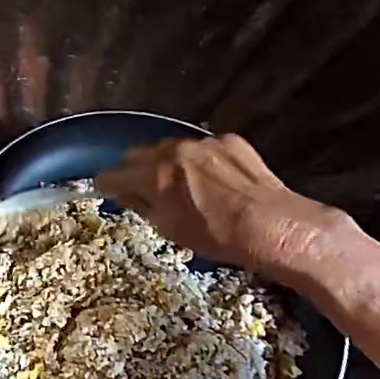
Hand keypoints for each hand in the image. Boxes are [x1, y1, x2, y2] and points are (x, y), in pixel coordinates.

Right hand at [97, 134, 348, 278]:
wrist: (274, 226)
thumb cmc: (219, 237)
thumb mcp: (170, 229)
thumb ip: (142, 206)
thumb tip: (126, 195)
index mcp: (156, 176)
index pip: (115, 174)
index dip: (107, 183)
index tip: (105, 188)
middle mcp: (176, 151)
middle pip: (140, 154)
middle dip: (136, 169)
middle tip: (142, 188)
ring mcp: (204, 143)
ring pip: (172, 148)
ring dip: (169, 163)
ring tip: (182, 186)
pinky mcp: (230, 141)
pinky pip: (203, 148)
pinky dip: (200, 161)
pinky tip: (213, 182)